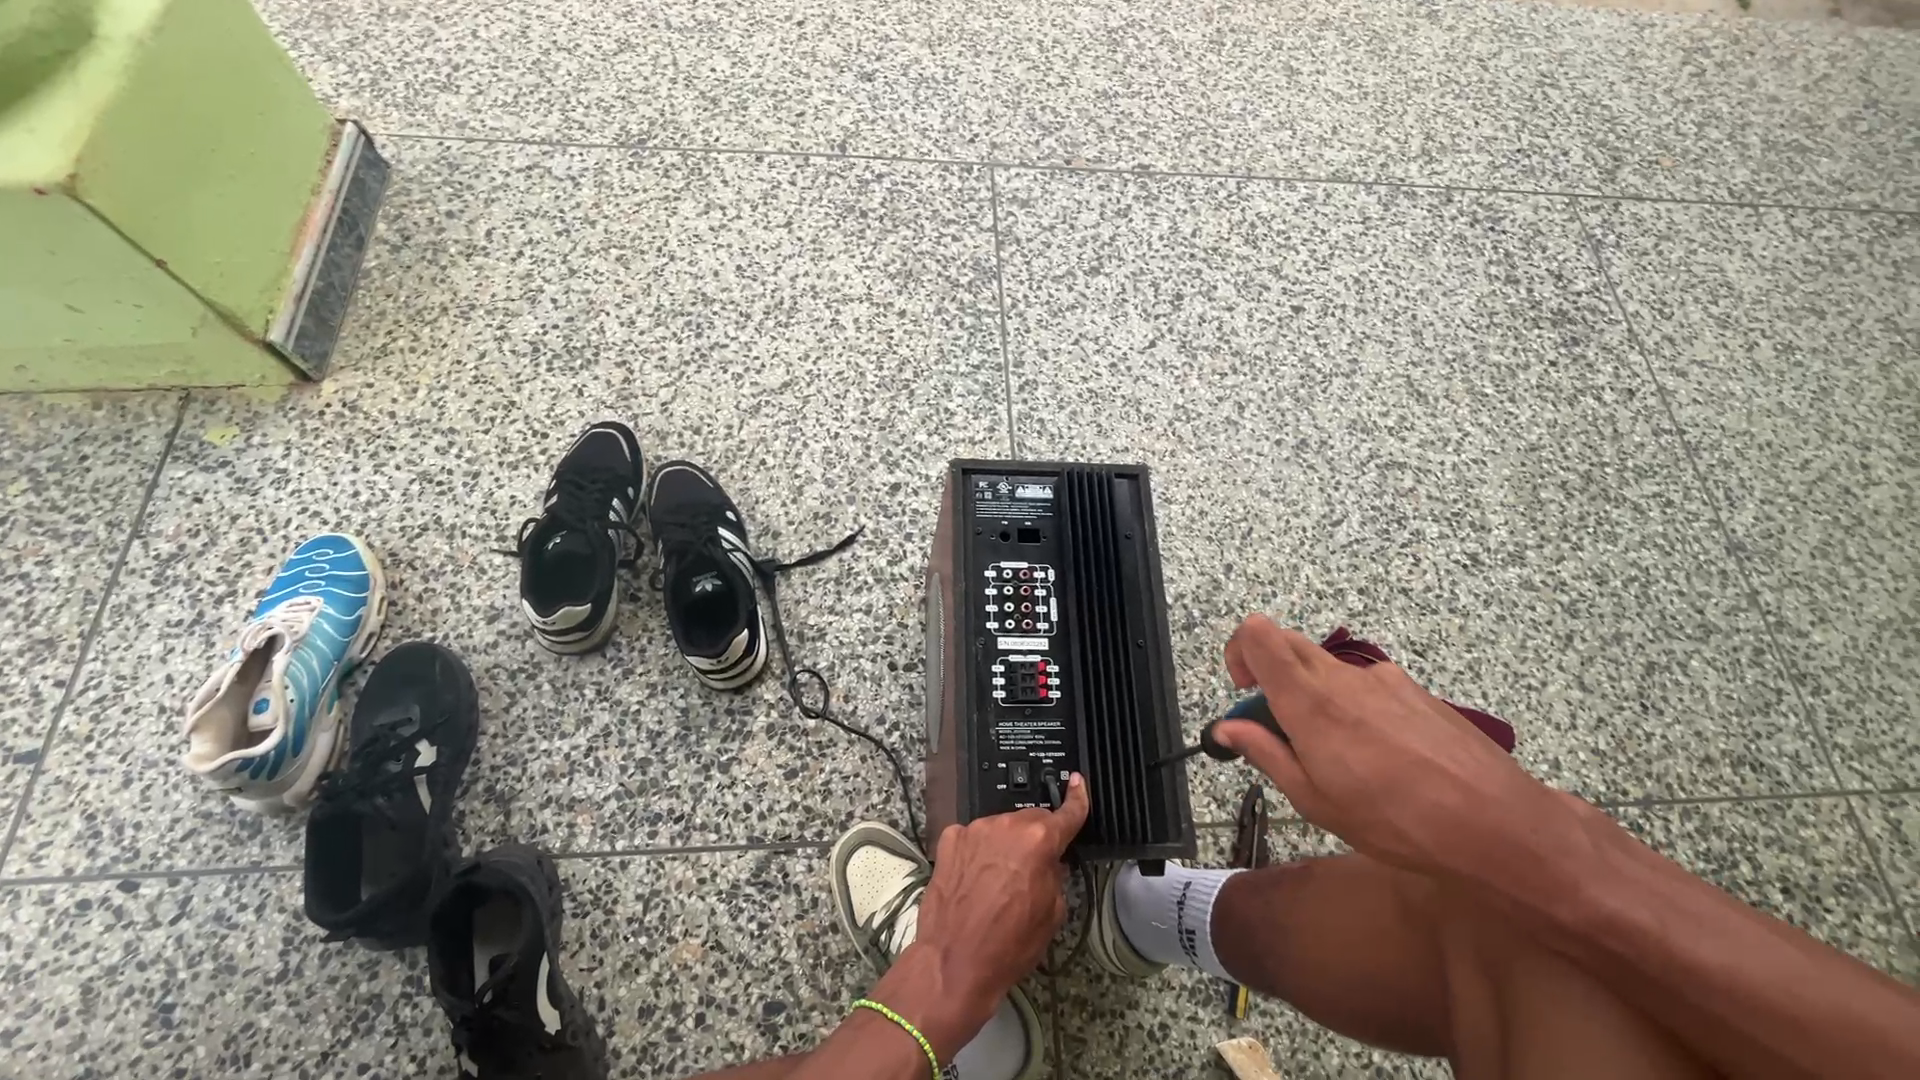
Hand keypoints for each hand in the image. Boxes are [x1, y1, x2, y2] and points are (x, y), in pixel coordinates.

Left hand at [914, 774, 1089, 1005]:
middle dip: (1035, 840)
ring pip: (1000, 828)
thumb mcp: (1052, 913)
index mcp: (1038, 841)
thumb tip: (1050, 863)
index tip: (1077, 782)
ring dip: (1004, 846)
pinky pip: (973, 837)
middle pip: (1030, 821)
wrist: (954, 962)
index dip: (1077, 798)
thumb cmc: (1007, 945)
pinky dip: (977, 852)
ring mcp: (974, 830)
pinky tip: (975, 880)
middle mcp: (1005, 826)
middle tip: (1031, 872)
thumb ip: (1055, 875)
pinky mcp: (949, 840)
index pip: (1066, 813)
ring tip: (998, 885)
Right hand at [1214, 614, 1577, 884]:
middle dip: (1270, 674)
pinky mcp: (1416, 691)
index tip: (1244, 690)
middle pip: (1288, 644)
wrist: (1499, 825)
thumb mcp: (1315, 801)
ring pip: (1328, 669)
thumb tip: (1227, 727)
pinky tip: (1381, 757)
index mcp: (1309, 702)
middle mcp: (1343, 677)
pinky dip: (1353, 707)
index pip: (1258, 635)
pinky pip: (1367, 686)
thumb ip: (1266, 753)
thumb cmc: (1395, 821)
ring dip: (1314, 697)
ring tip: (1338, 755)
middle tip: (1279, 726)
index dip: (1239, 650)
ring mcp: (1384, 679)